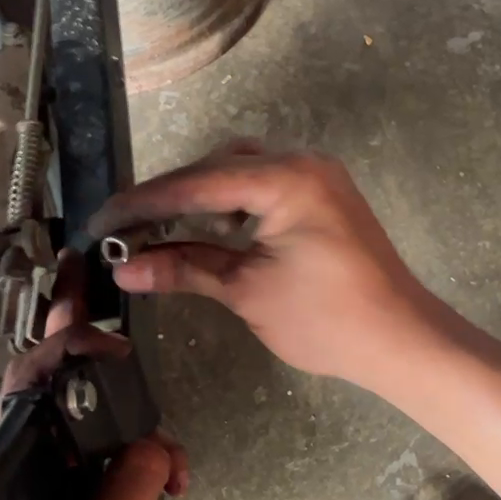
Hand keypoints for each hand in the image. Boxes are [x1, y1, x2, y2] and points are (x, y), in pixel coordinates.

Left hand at [0, 257, 187, 499]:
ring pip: (98, 419)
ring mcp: (72, 485)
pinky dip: (157, 457)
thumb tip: (154, 444)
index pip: (29, 388)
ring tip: (138, 377)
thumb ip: (132, 479)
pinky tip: (177, 478)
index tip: (94, 326)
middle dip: (70, 335)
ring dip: (126, 404)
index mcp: (25, 473)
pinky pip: (130, 458)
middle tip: (81, 280)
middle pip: (55, 386)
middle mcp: (42, 469)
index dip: (58, 348)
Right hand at [89, 141, 440, 384]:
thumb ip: (185, 268)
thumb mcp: (247, 291)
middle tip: (127, 227)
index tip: (101, 221)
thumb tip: (123, 269)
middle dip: (171, 195)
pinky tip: (213, 226)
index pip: (197, 183)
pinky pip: (267, 184)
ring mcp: (319, 176)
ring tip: (163, 227)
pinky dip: (234, 201)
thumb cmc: (326, 319)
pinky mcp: (325, 196)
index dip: (143, 204)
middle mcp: (303, 161)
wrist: (400, 338)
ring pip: (242, 170)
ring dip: (202, 194)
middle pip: (218, 165)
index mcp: (286, 178)